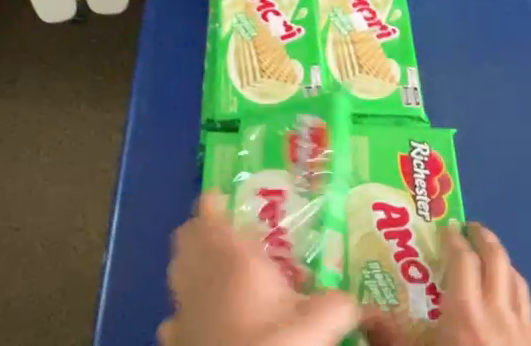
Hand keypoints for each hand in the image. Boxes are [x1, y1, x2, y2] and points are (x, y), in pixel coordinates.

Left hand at [159, 193, 362, 345]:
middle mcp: (199, 274)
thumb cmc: (271, 342)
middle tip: (227, 235)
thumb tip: (357, 301)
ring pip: (177, 273)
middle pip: (186, 237)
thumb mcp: (316, 324)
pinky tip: (208, 320)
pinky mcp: (173, 337)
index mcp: (231, 256)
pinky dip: (189, 311)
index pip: (208, 212)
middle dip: (202, 231)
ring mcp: (180, 307)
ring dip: (193, 267)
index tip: (224, 199)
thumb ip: (339, 304)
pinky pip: (176, 314)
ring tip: (220, 275)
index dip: (212, 202)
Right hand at [366, 221, 530, 345]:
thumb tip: (362, 316)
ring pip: (517, 280)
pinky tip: (505, 308)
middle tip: (468, 229)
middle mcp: (498, 312)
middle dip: (483, 237)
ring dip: (502, 262)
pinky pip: (527, 310)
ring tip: (488, 259)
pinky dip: (515, 296)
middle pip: (496, 258)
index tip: (444, 228)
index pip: (463, 258)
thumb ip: (391, 335)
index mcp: (466, 312)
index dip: (453, 238)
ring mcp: (523, 330)